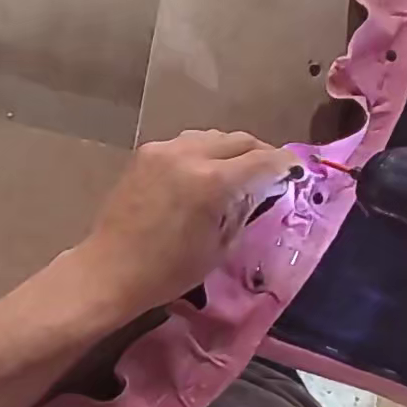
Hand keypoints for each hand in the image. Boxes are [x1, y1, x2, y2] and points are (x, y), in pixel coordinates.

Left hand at [71, 130, 298, 318]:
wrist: (110, 270)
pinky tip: (205, 171)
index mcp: (212, 182)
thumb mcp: (221, 246)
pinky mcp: (146, 153)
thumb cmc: (169, 271)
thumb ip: (244, 208)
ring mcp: (164, 150)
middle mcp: (189, 154)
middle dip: (260, 152)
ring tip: (239, 170)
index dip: (285, 164)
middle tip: (272, 170)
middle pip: (239, 139)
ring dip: (232, 149)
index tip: (296, 170)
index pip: (262, 160)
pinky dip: (204, 152)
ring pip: (212, 136)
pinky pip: (187, 142)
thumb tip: (259, 187)